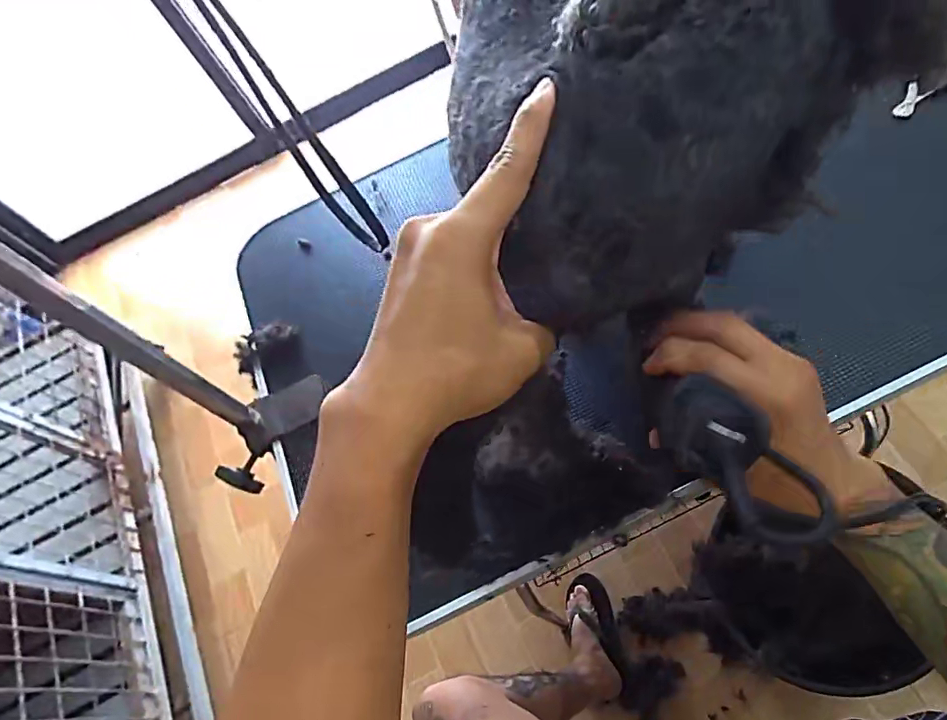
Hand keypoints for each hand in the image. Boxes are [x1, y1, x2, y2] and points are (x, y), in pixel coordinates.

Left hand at [324, 78, 557, 459]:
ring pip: (470, 235)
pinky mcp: (403, 269)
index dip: (531, 133)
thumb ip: (546, 321)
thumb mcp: (525, 349)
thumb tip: (544, 313)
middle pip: (488, 210)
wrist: (391, 400)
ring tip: (524, 281)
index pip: (506, 175)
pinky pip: (452, 252)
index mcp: (463, 237)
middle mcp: (430, 227)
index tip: (547, 93)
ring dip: (498, 254)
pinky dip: (477, 265)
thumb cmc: (459, 370)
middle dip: (521, 223)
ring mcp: (411, 246)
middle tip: (554, 234)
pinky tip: (493, 293)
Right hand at [644, 312, 895, 514]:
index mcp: (769, 394)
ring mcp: (793, 362)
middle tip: (652, 337)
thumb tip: (658, 430)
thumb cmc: (788, 490)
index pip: (710, 356)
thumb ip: (697, 443)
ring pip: (741, 325)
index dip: (671, 353)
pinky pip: (753, 339)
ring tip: (671, 338)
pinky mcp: (798, 365)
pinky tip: (702, 349)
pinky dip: (722, 339)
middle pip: (725, 325)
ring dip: (702, 327)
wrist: (838, 486)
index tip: (648, 365)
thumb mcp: (737, 471)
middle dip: (682, 324)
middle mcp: (783, 367)